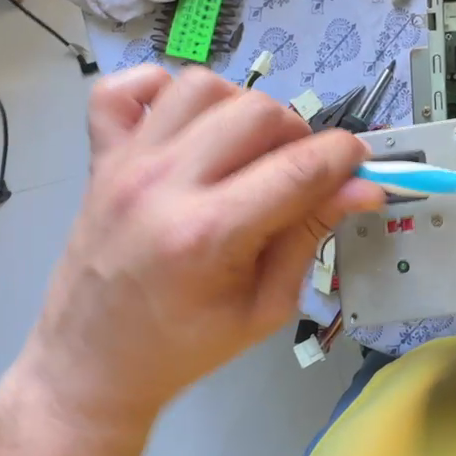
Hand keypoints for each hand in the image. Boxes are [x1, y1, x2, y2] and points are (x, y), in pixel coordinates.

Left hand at [11, 66, 384, 434]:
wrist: (90, 368)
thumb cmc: (184, 348)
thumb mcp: (267, 307)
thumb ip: (312, 235)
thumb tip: (365, 186)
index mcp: (209, 235)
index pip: (301, 166)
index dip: (346, 155)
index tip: (359, 164)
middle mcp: (165, 185)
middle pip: (258, 111)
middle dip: (298, 134)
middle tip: (298, 172)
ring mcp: (126, 165)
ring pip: (202, 86)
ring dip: (240, 107)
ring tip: (244, 148)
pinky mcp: (99, 157)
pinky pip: (123, 88)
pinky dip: (159, 89)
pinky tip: (184, 124)